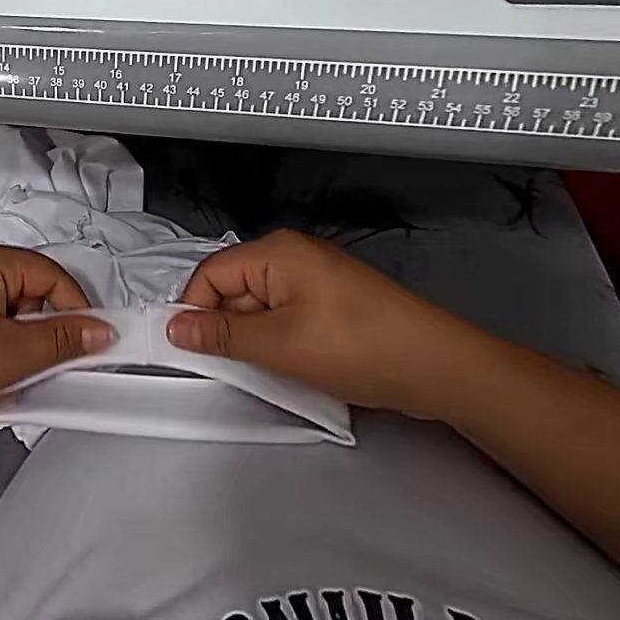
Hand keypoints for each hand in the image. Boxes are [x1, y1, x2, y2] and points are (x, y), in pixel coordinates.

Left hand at [0, 239, 114, 439]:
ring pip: (0, 323)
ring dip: (2, 364)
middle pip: (25, 300)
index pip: (52, 276)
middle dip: (29, 347)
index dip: (76, 313)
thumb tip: (96, 330)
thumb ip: (60, 341)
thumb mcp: (7, 356)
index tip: (90, 347)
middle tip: (27, 379)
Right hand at [166, 230, 500, 416]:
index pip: (210, 273)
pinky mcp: (329, 297)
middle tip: (240, 363)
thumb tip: (179, 327)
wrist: (441, 368)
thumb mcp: (280, 345)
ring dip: (256, 337)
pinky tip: (297, 363)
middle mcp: (292, 254)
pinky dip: (280, 338)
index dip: (195, 310)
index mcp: (276, 251)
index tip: (189, 345)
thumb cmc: (367, 346)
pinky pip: (284, 312)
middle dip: (230, 326)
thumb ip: (222, 335)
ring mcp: (313, 275)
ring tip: (280, 366)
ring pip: (259, 304)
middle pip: (233, 287)